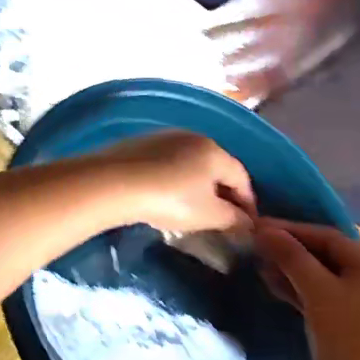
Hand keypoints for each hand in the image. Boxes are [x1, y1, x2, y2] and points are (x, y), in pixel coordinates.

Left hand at [81, 130, 254, 235]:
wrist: (112, 183)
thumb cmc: (169, 199)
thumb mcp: (210, 215)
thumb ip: (234, 218)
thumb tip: (245, 221)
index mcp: (213, 150)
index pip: (241, 177)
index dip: (248, 202)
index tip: (247, 223)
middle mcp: (188, 136)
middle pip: (213, 166)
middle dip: (220, 190)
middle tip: (222, 215)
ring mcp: (158, 137)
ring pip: (186, 162)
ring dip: (193, 183)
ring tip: (190, 206)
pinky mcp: (133, 143)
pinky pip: (161, 162)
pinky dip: (168, 177)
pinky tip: (162, 193)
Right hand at [252, 217, 359, 359]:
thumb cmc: (352, 342)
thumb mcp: (318, 293)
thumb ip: (291, 257)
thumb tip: (264, 228)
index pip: (329, 237)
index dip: (290, 229)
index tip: (254, 229)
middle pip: (330, 257)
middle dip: (290, 251)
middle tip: (255, 251)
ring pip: (329, 279)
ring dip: (294, 272)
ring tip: (262, 272)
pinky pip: (332, 299)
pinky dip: (305, 292)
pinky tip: (282, 293)